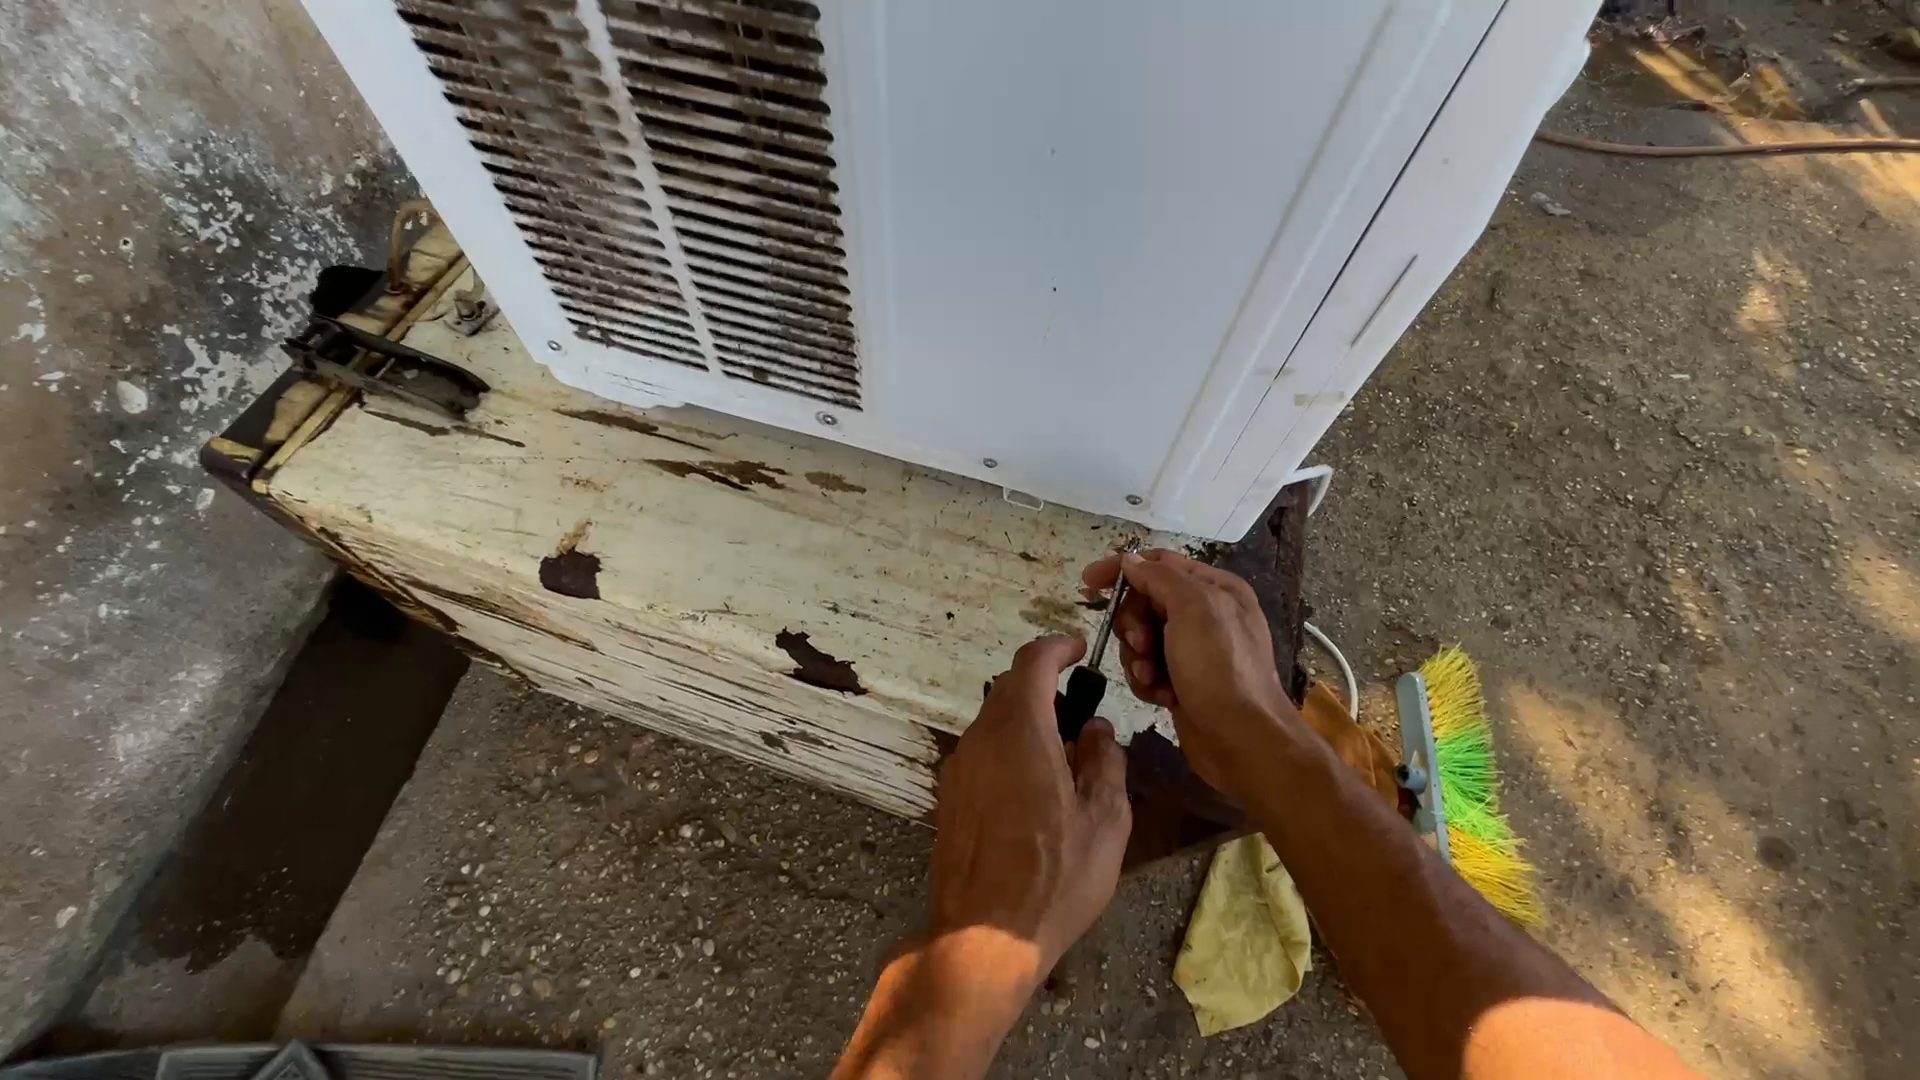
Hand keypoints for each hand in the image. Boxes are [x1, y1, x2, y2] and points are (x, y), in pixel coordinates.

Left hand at [833, 635, 1130, 1079]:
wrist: (983, 935)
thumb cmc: (1055, 877)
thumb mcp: (1105, 820)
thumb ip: (1105, 761)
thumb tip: (1096, 728)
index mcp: (1020, 731)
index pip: (1031, 662)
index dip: (1056, 647)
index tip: (1077, 650)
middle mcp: (981, 738)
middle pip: (1011, 690)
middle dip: (1046, 689)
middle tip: (1081, 716)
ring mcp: (959, 767)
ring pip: (995, 722)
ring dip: (1028, 723)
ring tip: (1063, 761)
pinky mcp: (950, 795)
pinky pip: (983, 751)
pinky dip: (1010, 749)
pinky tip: (1033, 792)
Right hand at [1082, 549, 1296, 798]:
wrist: (1242, 739)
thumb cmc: (1220, 667)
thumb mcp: (1193, 609)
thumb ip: (1159, 578)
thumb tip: (1129, 561)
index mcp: (1215, 588)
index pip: (1158, 564)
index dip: (1121, 570)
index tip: (1088, 585)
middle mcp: (1205, 614)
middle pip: (1144, 603)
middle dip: (1134, 625)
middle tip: (1141, 645)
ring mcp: (1193, 650)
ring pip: (1140, 639)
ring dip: (1138, 658)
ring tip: (1153, 677)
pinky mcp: (1182, 681)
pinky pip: (1147, 669)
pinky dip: (1147, 681)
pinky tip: (1161, 696)